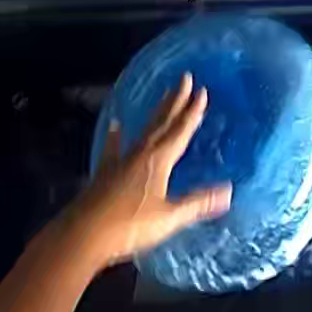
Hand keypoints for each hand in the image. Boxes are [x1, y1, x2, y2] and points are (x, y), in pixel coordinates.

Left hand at [49, 73, 232, 272]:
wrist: (83, 233)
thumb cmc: (129, 225)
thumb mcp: (168, 217)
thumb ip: (197, 203)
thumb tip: (228, 192)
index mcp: (159, 159)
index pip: (180, 130)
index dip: (193, 112)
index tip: (202, 91)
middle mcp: (142, 152)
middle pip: (163, 122)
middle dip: (176, 100)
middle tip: (184, 78)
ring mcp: (122, 159)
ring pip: (145, 129)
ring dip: (157, 112)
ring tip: (164, 93)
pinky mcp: (106, 171)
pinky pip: (114, 146)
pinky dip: (115, 135)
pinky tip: (114, 125)